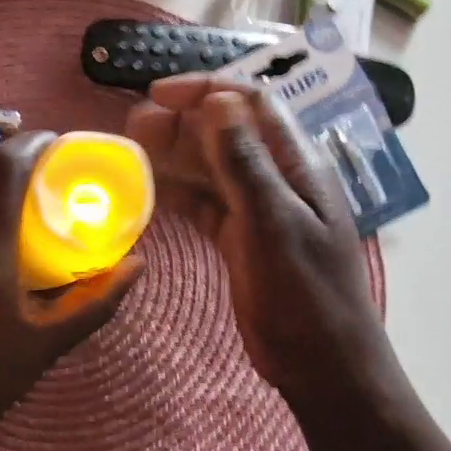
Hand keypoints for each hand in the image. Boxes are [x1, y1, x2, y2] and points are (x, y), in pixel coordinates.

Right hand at [127, 76, 391, 406]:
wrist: (319, 359)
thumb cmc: (305, 294)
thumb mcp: (274, 224)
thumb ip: (246, 164)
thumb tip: (219, 102)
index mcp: (297, 165)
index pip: (251, 105)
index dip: (205, 91)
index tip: (157, 95)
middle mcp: (276, 178)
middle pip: (225, 133)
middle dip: (180, 121)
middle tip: (131, 126)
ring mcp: (257, 210)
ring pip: (210, 168)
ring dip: (173, 154)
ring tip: (131, 150)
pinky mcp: (239, 238)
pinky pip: (204, 203)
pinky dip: (177, 192)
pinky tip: (148, 190)